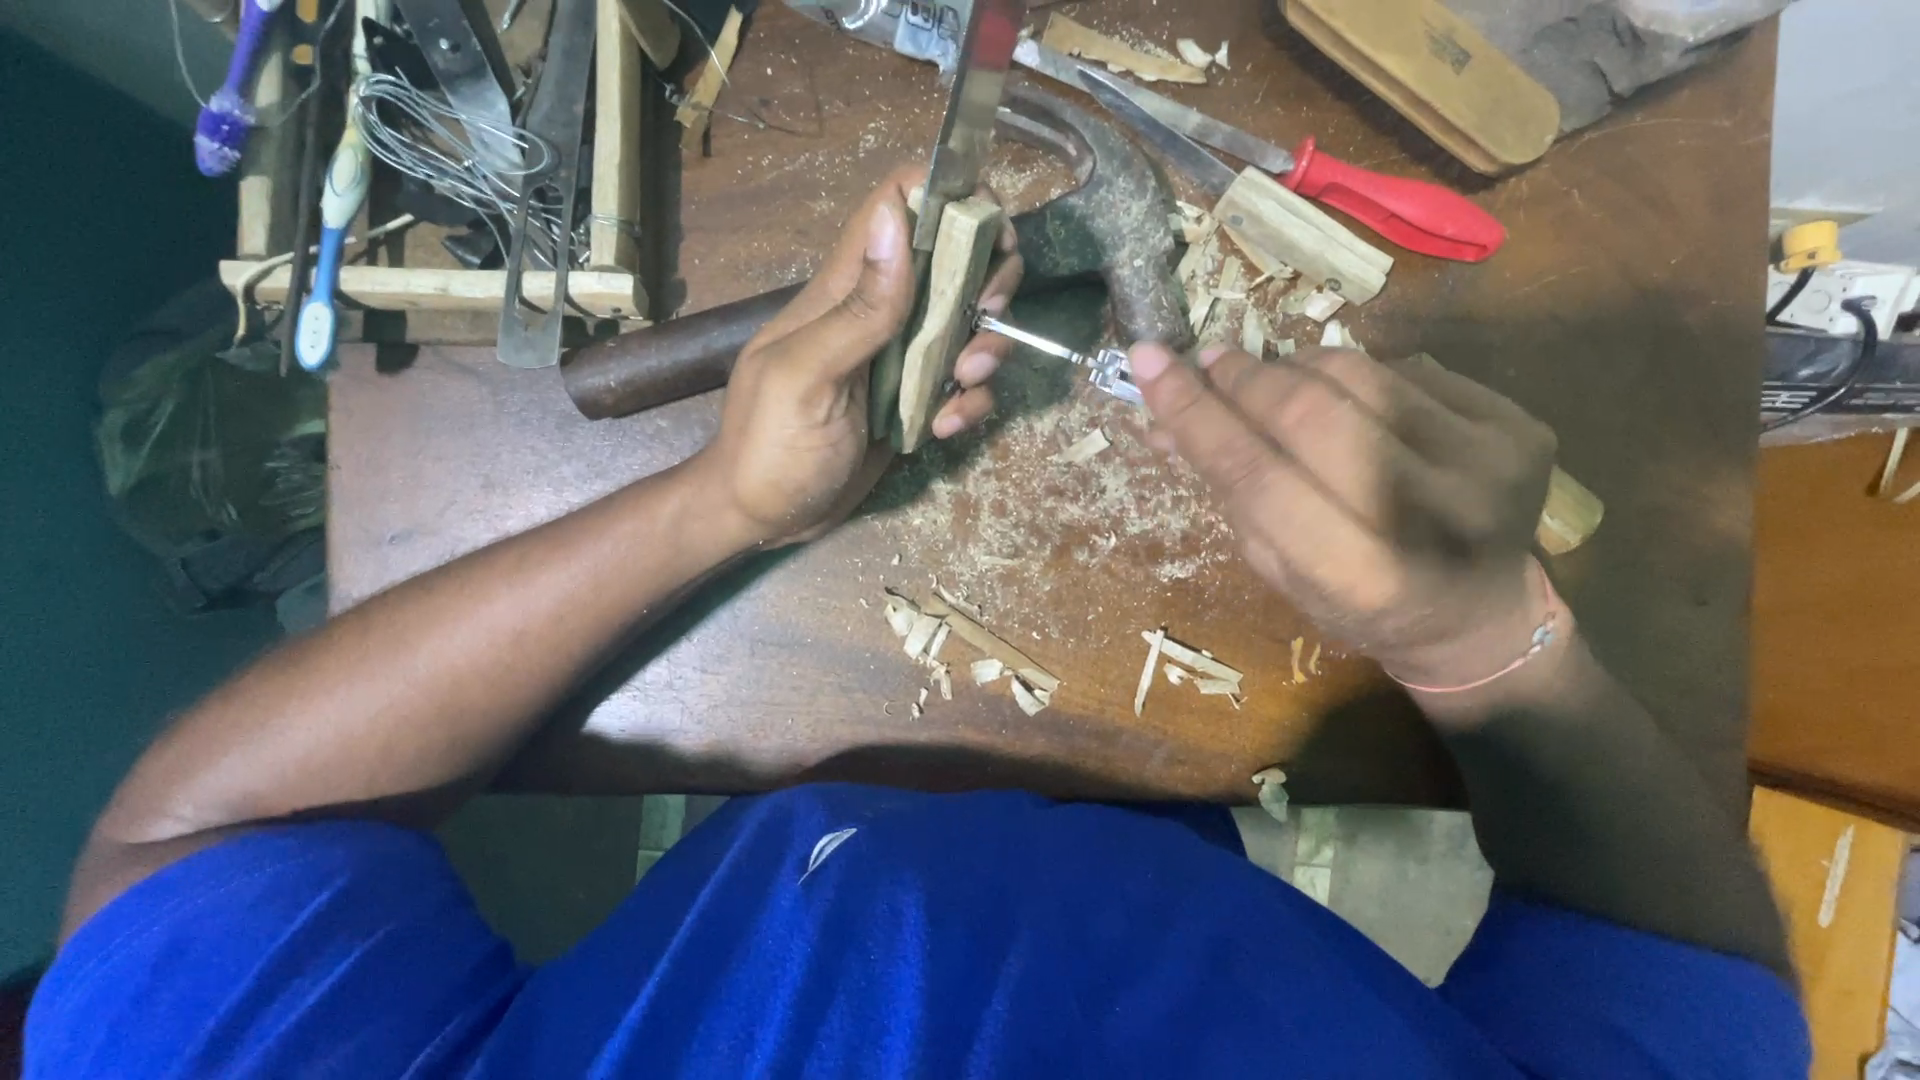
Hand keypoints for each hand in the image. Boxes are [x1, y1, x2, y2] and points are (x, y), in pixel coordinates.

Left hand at [701, 165, 1022, 547]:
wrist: (764, 516)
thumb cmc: (771, 445)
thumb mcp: (807, 377)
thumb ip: (856, 308)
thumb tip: (896, 217)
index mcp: (844, 289)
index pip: (895, 206)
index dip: (947, 196)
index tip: (990, 225)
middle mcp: (881, 313)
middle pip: (954, 262)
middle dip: (988, 281)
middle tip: (987, 318)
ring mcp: (902, 360)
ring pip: (970, 327)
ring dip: (987, 350)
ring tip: (964, 385)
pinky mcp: (917, 404)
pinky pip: (964, 388)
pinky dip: (970, 404)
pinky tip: (945, 430)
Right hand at [1130, 343, 1557, 685]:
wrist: (1475, 615)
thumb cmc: (1355, 604)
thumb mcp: (1278, 568)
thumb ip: (1228, 490)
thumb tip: (1162, 418)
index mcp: (1358, 575)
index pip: (1257, 474)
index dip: (1196, 413)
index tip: (1147, 362)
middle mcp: (1431, 517)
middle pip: (1311, 412)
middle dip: (1245, 378)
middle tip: (1209, 362)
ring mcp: (1489, 465)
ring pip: (1359, 374)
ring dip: (1296, 366)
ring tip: (1270, 380)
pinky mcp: (1520, 428)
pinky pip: (1409, 369)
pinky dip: (1358, 375)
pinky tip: (1344, 400)